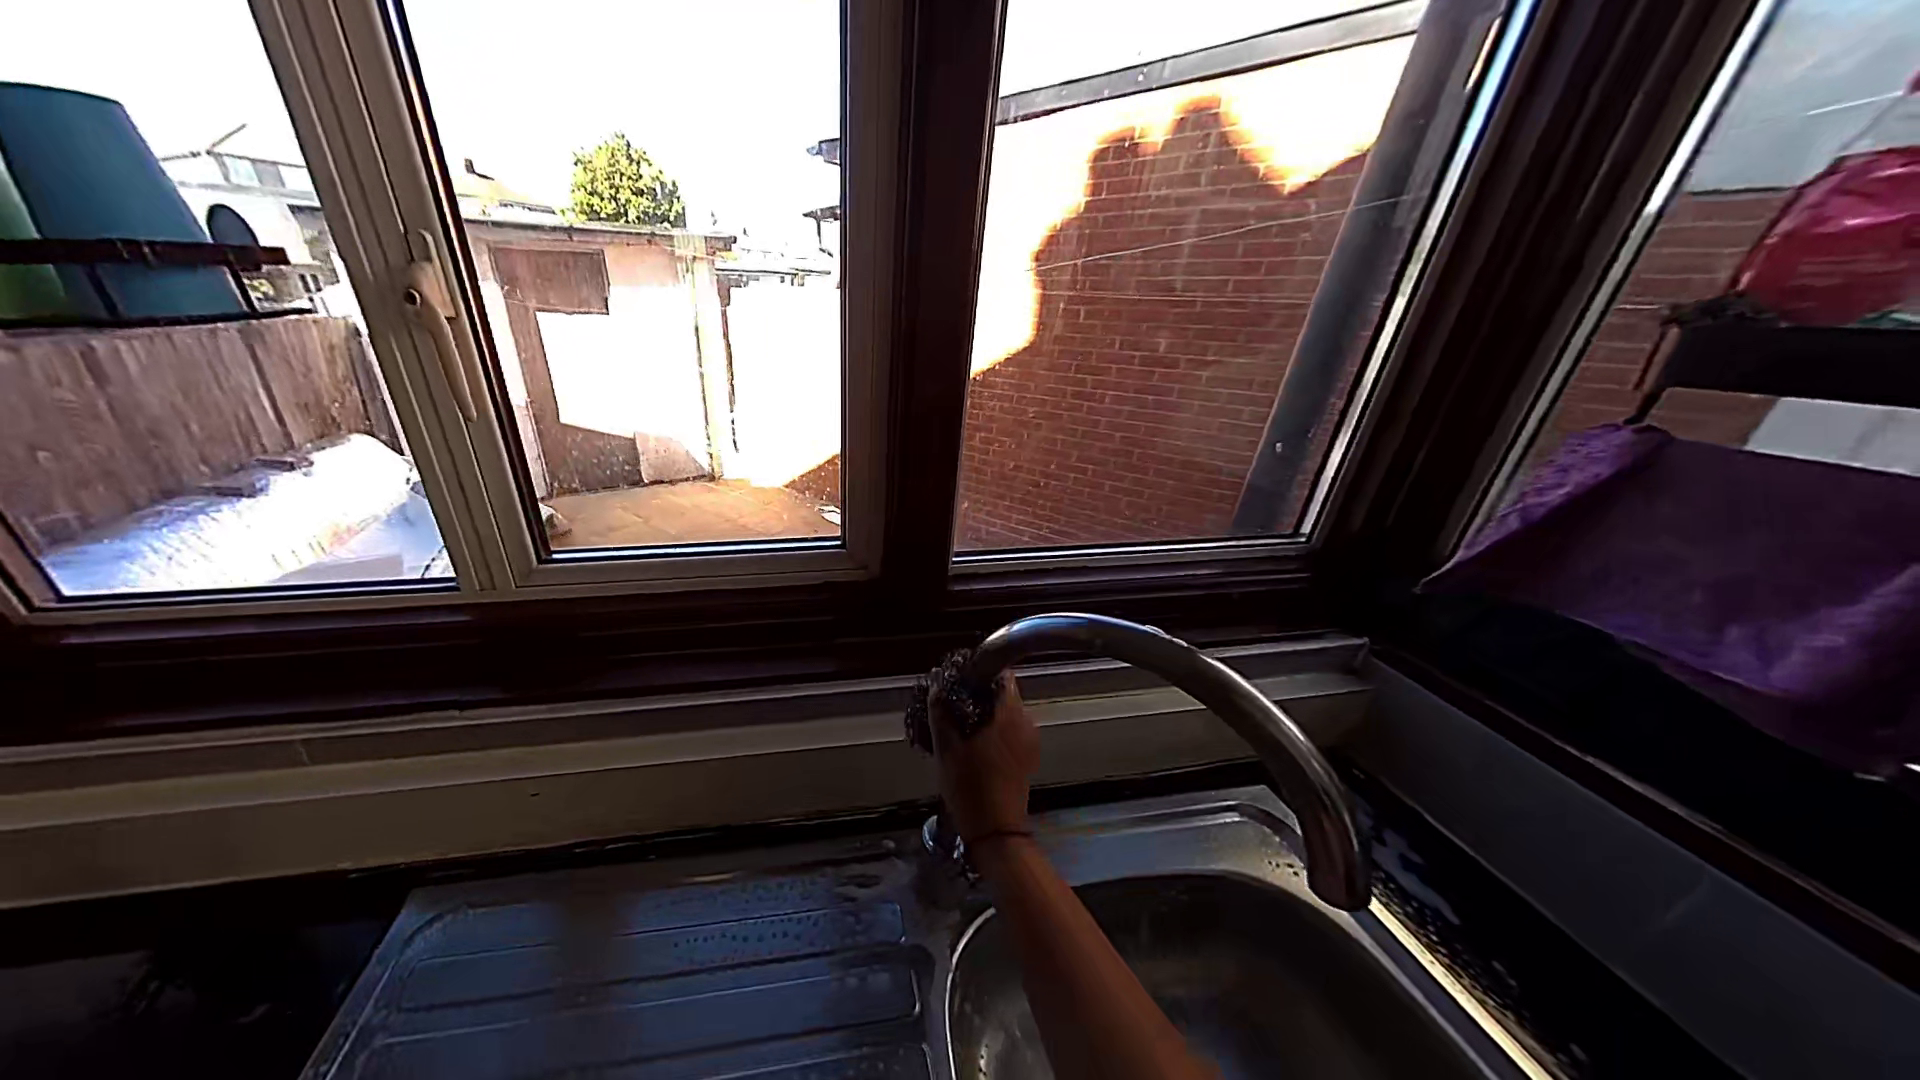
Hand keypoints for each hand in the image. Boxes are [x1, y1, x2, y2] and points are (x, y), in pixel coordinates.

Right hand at [931, 674, 1039, 845]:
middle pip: (1004, 694)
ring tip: (961, 728)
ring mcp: (1030, 740)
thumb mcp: (946, 748)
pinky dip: (995, 732)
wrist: (996, 830)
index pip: (1003, 674)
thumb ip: (941, 712)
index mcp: (1009, 713)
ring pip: (1007, 714)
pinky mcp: (1029, 757)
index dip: (981, 673)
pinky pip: (1011, 732)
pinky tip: (975, 747)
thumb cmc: (970, 787)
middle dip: (980, 696)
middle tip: (954, 707)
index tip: (961, 680)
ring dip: (987, 715)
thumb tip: (936, 686)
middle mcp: (1026, 721)